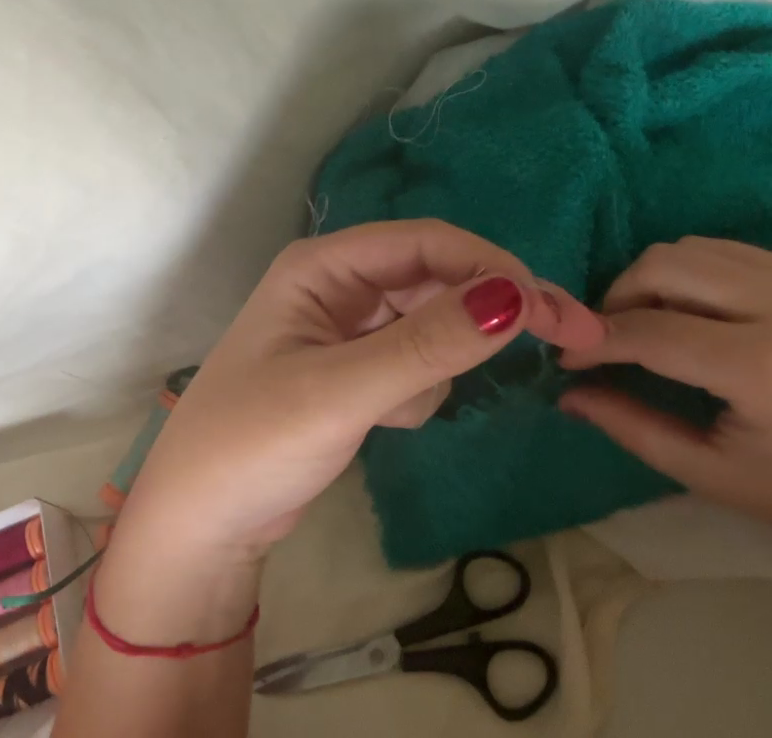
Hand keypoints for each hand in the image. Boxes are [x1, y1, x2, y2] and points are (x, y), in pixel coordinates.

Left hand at [116, 219, 607, 567]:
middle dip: (489, 311)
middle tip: (571, 340)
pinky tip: (382, 423)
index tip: (557, 310)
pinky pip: (413, 363)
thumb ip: (427, 344)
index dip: (495, 268)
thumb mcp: (341, 393)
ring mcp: (345, 330)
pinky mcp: (353, 372)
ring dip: (438, 364)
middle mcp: (336, 286)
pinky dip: (416, 391)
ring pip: (430, 324)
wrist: (200, 527)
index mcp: (322, 267)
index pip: (428, 244)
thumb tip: (516, 294)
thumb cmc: (253, 446)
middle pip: (437, 278)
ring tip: (394, 412)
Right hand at [557, 237, 771, 557]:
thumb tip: (570, 394)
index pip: (649, 331)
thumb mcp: (723, 478)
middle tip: (606, 339)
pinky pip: (733, 254)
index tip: (566, 360)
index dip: (595, 342)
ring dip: (654, 280)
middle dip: (617, 297)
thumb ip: (636, 429)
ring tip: (646, 325)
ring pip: (696, 247)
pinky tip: (697, 315)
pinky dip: (695, 276)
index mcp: (765, 368)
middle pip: (665, 264)